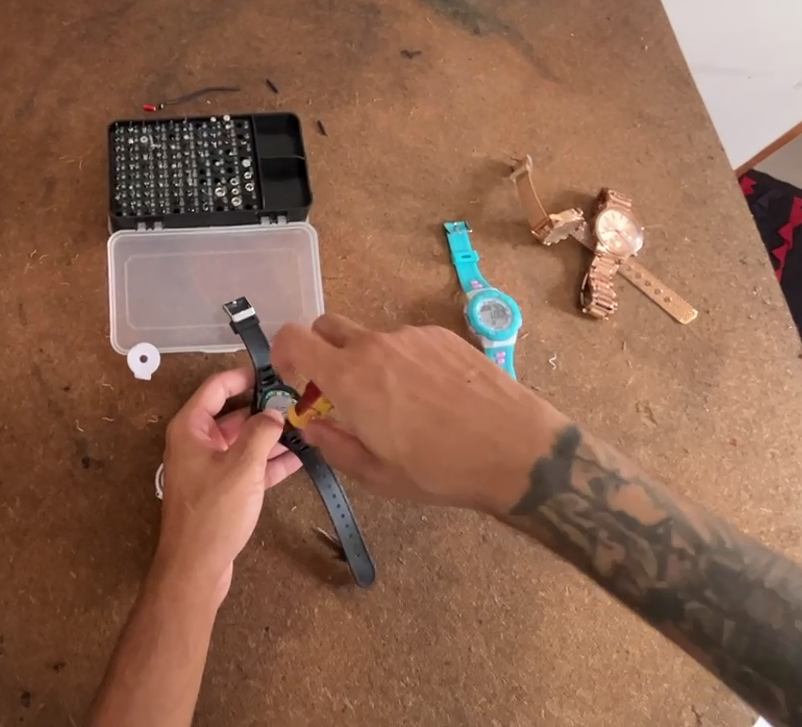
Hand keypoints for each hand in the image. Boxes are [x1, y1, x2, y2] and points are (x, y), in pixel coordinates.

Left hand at [154, 367, 301, 601]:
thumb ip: (262, 433)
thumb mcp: (242, 466)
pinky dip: (269, 461)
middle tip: (297, 399)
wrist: (195, 568)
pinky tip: (299, 457)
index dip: (243, 375)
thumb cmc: (213, 511)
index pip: (216, 387)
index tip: (272, 370)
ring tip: (305, 426)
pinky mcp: (222, 491)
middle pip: (232, 414)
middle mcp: (197, 442)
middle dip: (264, 408)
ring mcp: (209, 467)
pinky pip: (247, 466)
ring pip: (243, 441)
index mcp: (190, 427)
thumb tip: (276, 411)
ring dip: (270, 436)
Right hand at [272, 314, 569, 514]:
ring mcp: (409, 336)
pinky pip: (407, 341)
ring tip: (403, 402)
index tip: (293, 375)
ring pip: (370, 338)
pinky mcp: (440, 334)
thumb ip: (334, 445)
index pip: (293, 338)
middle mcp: (372, 346)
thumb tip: (311, 425)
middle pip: (326, 327)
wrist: (519, 450)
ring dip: (369, 361)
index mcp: (348, 378)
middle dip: (322, 351)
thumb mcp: (379, 475)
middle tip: (341, 388)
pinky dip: (406, 361)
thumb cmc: (442, 470)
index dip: (283, 351)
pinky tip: (436, 395)